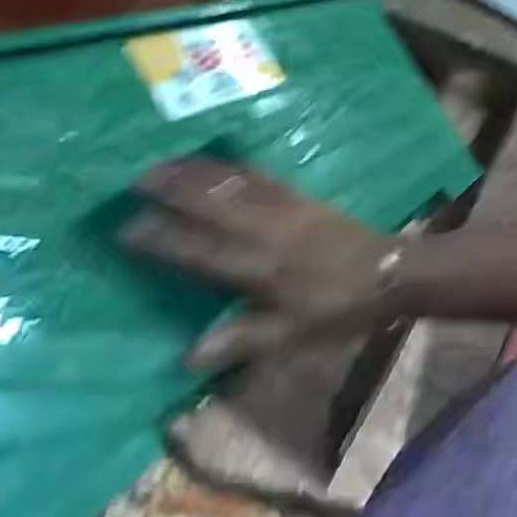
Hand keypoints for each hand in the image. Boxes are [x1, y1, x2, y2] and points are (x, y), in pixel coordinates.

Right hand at [120, 159, 400, 368]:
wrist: (390, 271)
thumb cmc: (340, 308)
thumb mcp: (293, 336)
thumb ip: (242, 341)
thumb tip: (187, 356)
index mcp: (261, 268)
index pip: (200, 251)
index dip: (162, 239)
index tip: (127, 227)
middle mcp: (267, 231)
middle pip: (212, 206)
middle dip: (174, 190)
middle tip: (137, 178)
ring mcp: (285, 209)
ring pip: (234, 185)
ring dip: (200, 172)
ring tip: (169, 160)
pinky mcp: (302, 196)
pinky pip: (263, 177)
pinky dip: (237, 167)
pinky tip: (221, 161)